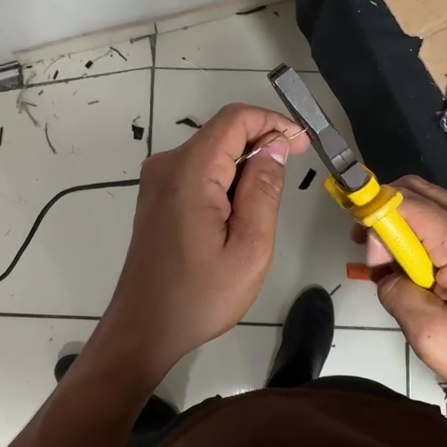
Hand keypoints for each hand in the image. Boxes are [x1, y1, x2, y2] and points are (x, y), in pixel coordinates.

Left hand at [93, 104, 299, 379]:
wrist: (144, 327)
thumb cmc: (200, 296)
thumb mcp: (249, 248)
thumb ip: (264, 190)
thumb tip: (275, 146)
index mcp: (189, 171)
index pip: (235, 119)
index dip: (273, 122)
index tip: (302, 145)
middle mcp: (167, 165)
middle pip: (222, 133)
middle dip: (261, 147)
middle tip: (289, 182)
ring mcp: (157, 180)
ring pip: (211, 153)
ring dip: (243, 170)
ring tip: (259, 215)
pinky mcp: (156, 197)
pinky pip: (197, 173)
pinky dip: (224, 183)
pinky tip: (235, 219)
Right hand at [369, 176, 446, 405]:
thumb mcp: (432, 336)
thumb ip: (397, 295)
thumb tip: (385, 277)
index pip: (402, 200)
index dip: (374, 220)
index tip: (373, 259)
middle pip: (413, 191)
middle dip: (382, 217)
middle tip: (377, 262)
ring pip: (427, 203)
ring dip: (400, 227)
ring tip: (396, 272)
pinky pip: (442, 221)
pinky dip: (419, 235)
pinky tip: (418, 273)